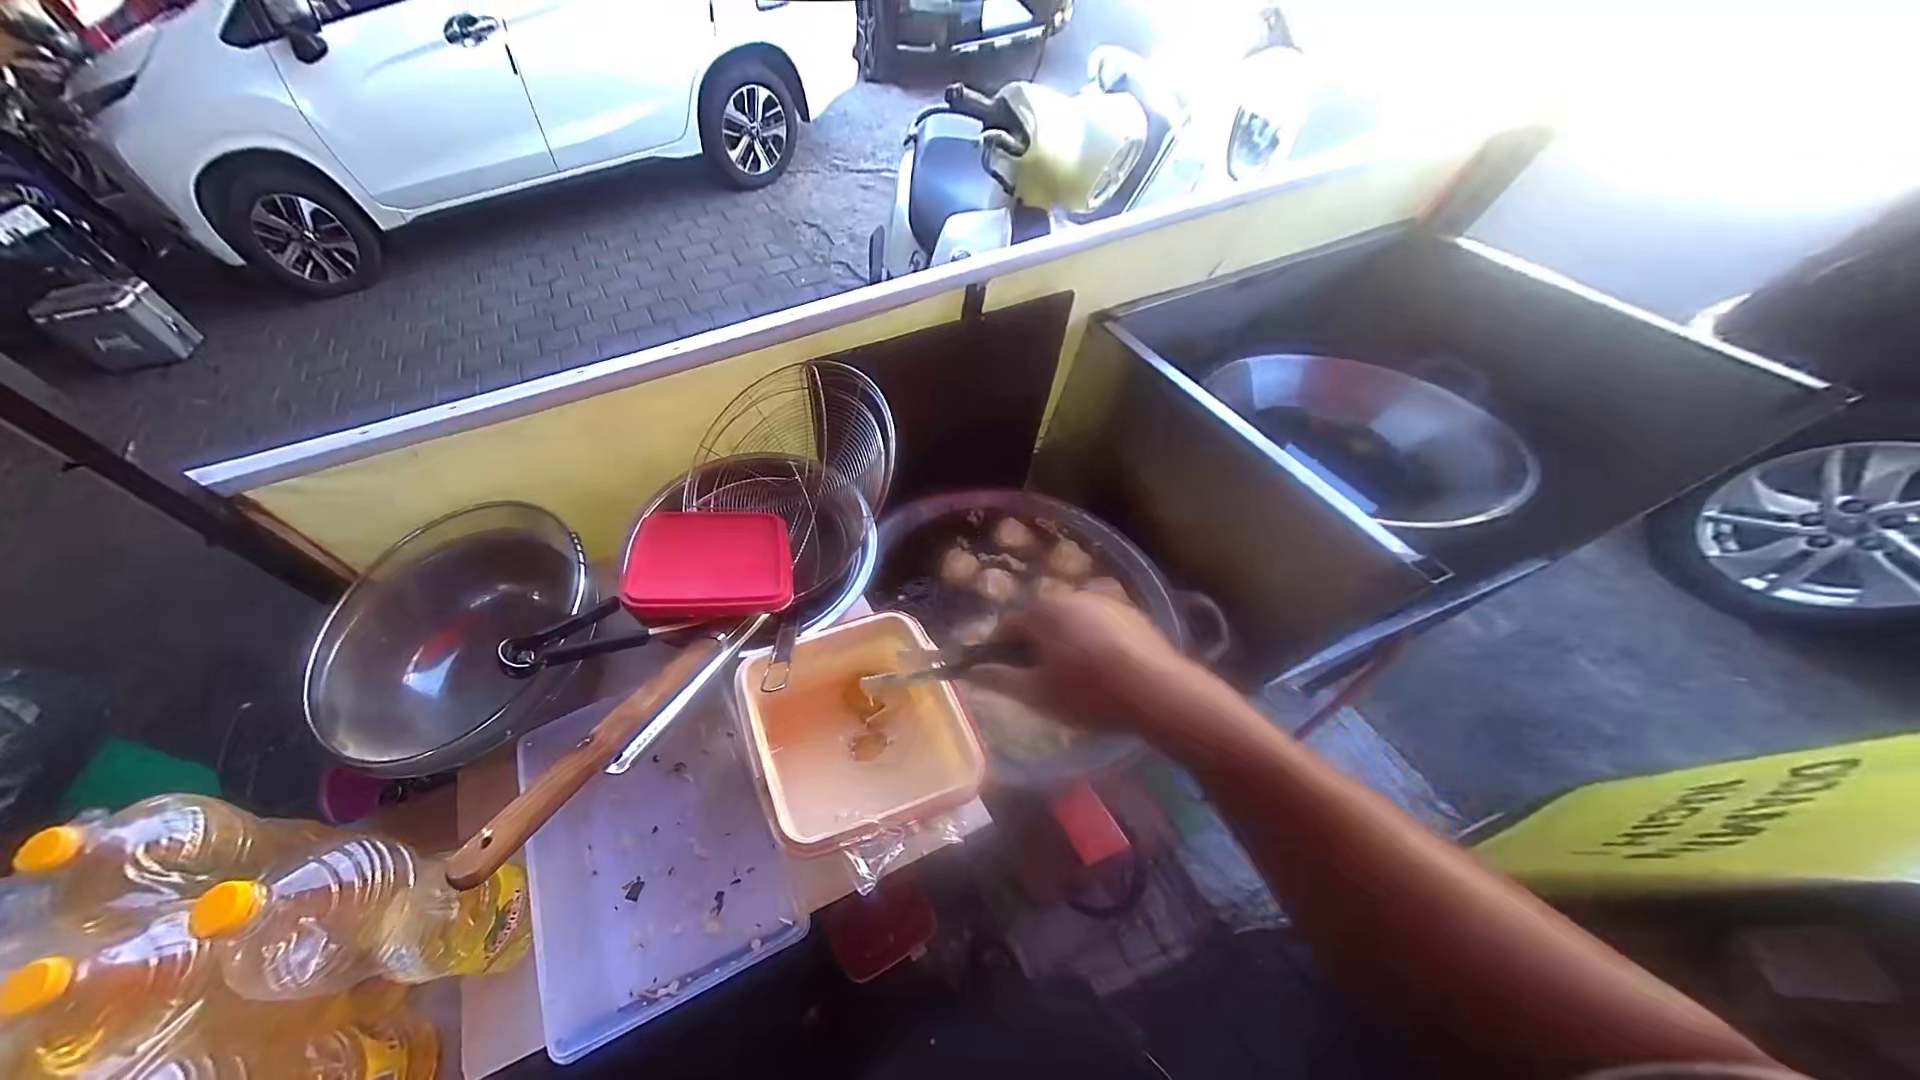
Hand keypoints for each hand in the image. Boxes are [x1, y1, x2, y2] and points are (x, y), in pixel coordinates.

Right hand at [970, 591, 1209, 743]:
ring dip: (1063, 643)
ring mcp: (1105, 601)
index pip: (1007, 628)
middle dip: (1033, 647)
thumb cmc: (1089, 693)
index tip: (999, 675)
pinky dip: (1092, 642)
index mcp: (1043, 611)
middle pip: (1040, 621)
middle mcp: (1072, 595)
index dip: (997, 652)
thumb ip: (1000, 679)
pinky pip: (1098, 625)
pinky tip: (1103, 670)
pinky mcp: (1132, 613)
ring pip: (1071, 622)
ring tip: (1072, 678)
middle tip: (1037, 681)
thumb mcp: (1036, 693)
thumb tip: (973, 671)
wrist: (1159, 692)